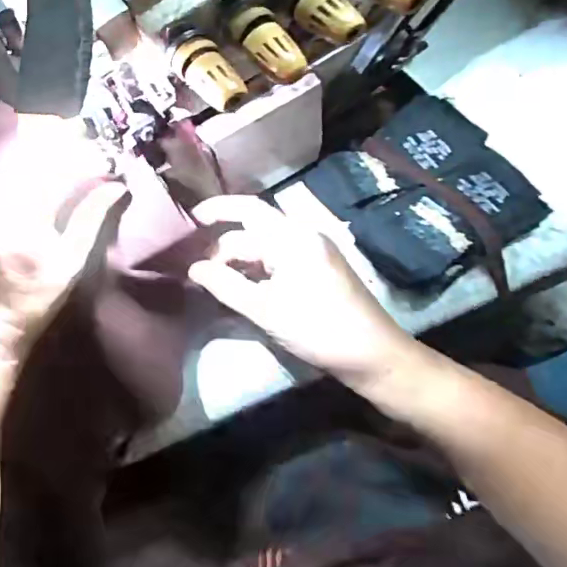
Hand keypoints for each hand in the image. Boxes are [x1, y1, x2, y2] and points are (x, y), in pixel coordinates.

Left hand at [0, 177, 126, 368]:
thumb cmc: (36, 298)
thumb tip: (115, 187)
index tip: (108, 166)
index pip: (59, 176)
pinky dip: (34, 184)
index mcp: (25, 220)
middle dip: (70, 165)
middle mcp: (2, 206)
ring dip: (52, 172)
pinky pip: (13, 187)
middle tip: (96, 167)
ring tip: (78, 177)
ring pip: (26, 176)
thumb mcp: (71, 263)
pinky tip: (52, 190)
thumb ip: (91, 219)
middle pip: (41, 171)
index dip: (85, 167)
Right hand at [188, 195, 422, 394]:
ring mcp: (312, 254)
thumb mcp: (264, 309)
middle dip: (221, 249)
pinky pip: (277, 261)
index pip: (247, 208)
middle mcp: (302, 237)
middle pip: (251, 232)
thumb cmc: (319, 329)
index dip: (216, 209)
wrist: (377, 358)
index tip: (189, 220)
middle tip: (196, 274)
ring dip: (237, 263)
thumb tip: (193, 269)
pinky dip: (255, 272)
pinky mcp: (317, 271)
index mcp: (292, 237)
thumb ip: (224, 285)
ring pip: (263, 249)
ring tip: (212, 284)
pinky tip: (240, 291)